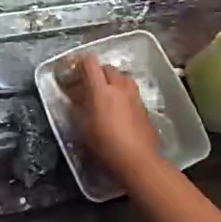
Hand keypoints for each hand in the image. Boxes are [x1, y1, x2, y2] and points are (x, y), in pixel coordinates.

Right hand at [61, 53, 164, 179]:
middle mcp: (119, 88)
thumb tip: (76, 102)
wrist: (137, 160)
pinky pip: (133, 92)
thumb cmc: (105, 144)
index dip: (83, 61)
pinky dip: (125, 93)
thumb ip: (79, 111)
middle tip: (91, 82)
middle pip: (109, 68)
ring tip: (108, 91)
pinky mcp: (145, 108)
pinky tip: (121, 107)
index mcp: (101, 90)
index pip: (91, 64)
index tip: (77, 67)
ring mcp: (135, 97)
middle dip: (99, 71)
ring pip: (124, 78)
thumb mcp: (84, 128)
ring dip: (115, 80)